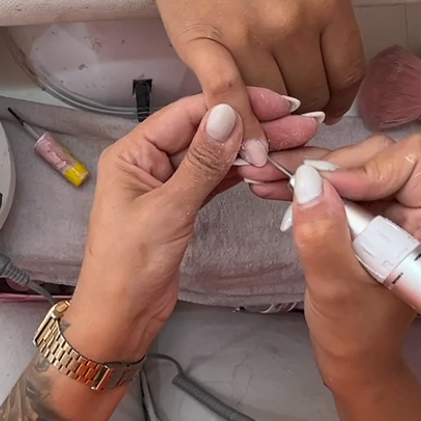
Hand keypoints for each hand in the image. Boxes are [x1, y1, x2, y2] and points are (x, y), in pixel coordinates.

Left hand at [66, 88, 319, 361]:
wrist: (121, 316)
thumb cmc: (130, 266)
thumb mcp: (168, 210)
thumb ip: (201, 163)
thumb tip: (229, 113)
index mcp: (132, 152)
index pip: (187, 113)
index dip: (233, 104)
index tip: (278, 104)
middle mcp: (147, 161)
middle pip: (204, 131)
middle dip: (251, 125)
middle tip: (300, 123)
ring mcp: (165, 184)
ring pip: (213, 156)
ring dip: (251, 148)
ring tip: (295, 141)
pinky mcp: (180, 206)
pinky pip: (213, 180)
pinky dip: (239, 173)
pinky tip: (268, 165)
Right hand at [130, 0, 363, 166]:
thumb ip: (325, 7)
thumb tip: (327, 56)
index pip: (346, 72)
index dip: (340, 100)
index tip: (329, 108)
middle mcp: (293, 22)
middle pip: (310, 93)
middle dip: (304, 110)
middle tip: (291, 117)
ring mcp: (249, 38)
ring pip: (273, 103)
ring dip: (272, 119)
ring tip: (265, 122)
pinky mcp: (206, 48)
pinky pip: (231, 101)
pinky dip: (241, 132)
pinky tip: (248, 152)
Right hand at [276, 134, 420, 388]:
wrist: (351, 354)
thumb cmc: (355, 330)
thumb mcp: (335, 285)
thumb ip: (323, 234)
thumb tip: (306, 180)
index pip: (411, 162)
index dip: (364, 169)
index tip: (322, 191)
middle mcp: (418, 207)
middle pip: (377, 157)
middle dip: (328, 168)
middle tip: (283, 181)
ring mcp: (391, 208)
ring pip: (352, 165)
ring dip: (307, 172)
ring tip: (263, 179)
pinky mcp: (366, 213)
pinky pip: (337, 184)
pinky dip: (305, 185)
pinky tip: (271, 188)